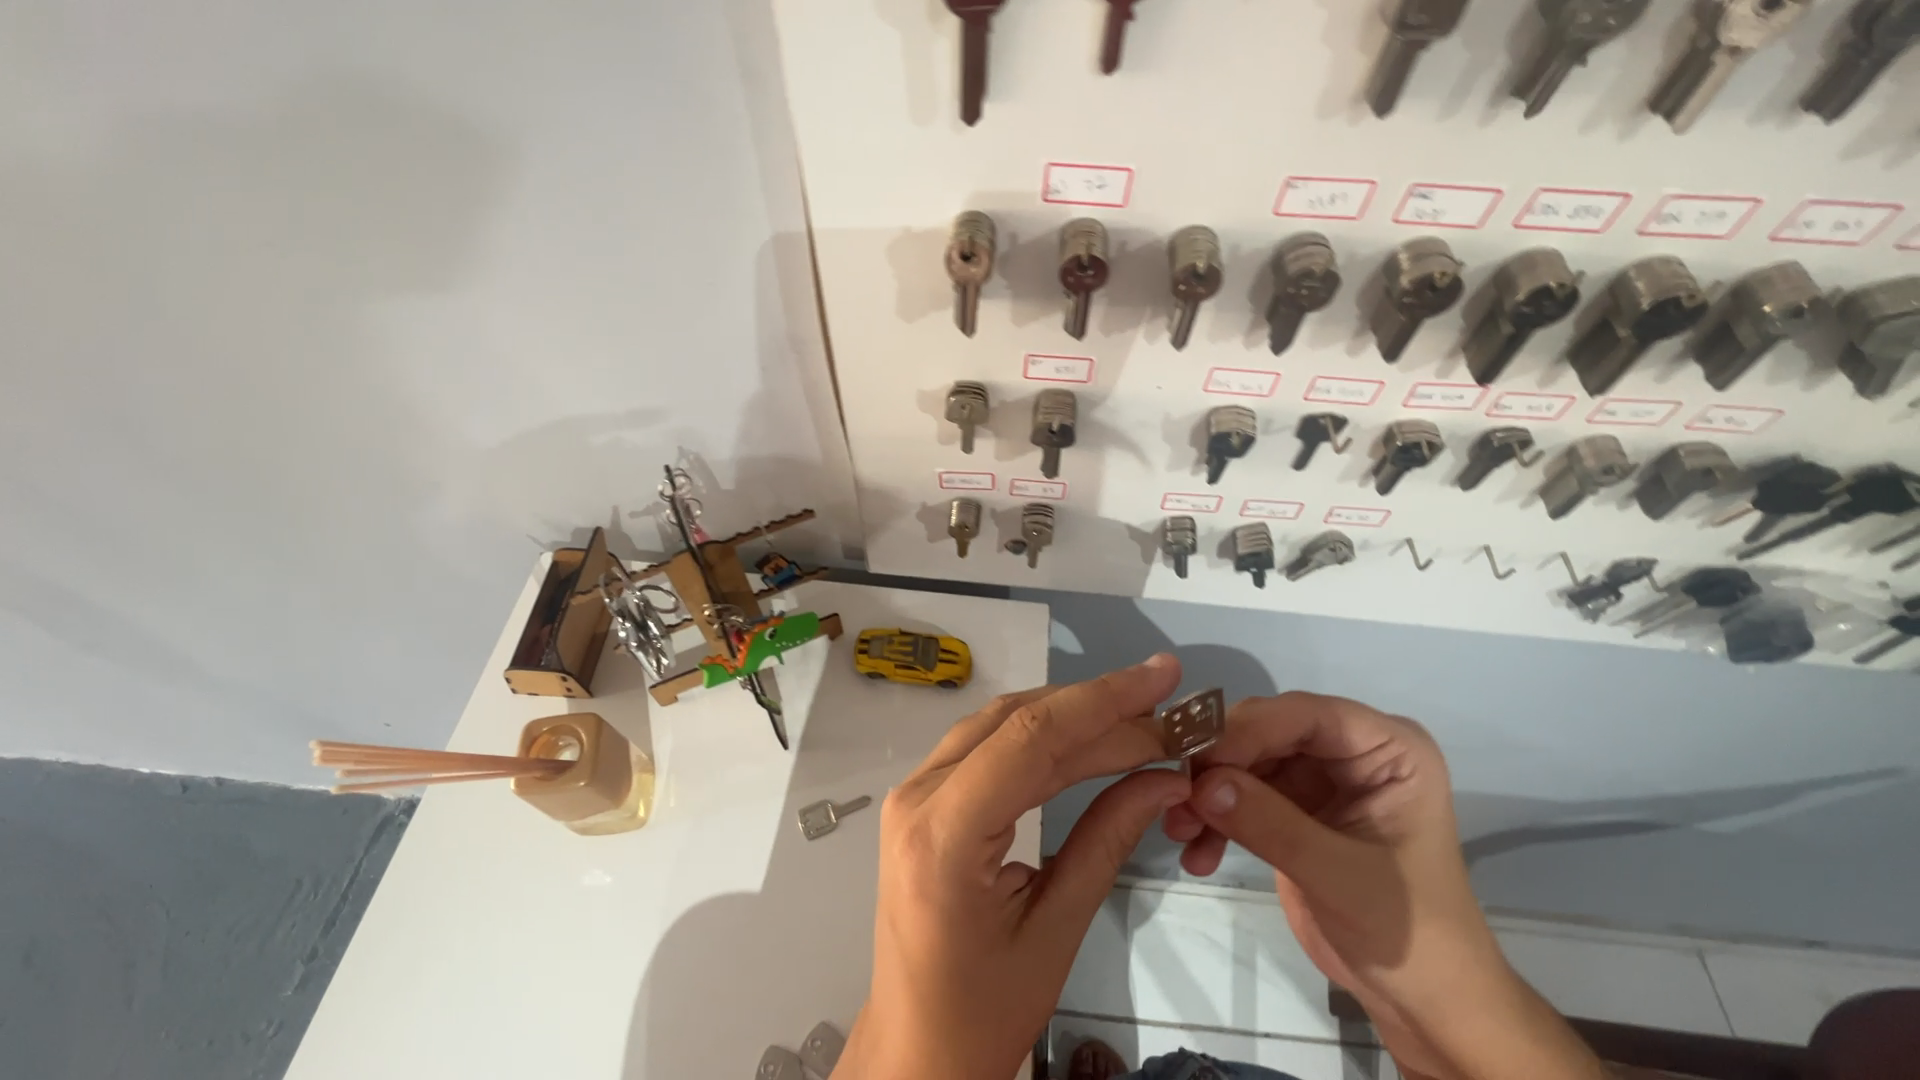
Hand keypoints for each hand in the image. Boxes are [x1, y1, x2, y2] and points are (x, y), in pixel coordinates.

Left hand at [839, 655, 1191, 1079]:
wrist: (916, 1045)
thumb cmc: (984, 1008)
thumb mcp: (1056, 929)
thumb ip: (1107, 840)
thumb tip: (1167, 780)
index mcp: (944, 834)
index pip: (1032, 738)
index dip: (1104, 700)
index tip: (1164, 677)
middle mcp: (918, 797)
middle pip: (1017, 723)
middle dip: (1099, 709)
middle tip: (1169, 711)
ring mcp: (913, 794)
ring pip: (1000, 726)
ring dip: (1072, 718)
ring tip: (1141, 719)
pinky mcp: (923, 801)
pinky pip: (986, 748)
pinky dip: (1042, 740)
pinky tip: (1088, 741)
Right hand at [1164, 692, 1605, 1079]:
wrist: (1422, 998)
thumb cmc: (1409, 933)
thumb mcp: (1339, 876)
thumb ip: (1271, 825)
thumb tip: (1202, 785)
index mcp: (1389, 749)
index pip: (1307, 715)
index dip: (1249, 729)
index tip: (1197, 761)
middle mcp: (1352, 752)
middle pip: (1268, 731)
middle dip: (1220, 763)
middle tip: (1178, 798)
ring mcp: (1320, 779)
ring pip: (1245, 760)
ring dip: (1209, 793)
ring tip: (1180, 831)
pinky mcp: (1294, 808)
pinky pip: (1240, 794)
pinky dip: (1215, 819)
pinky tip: (1198, 854)